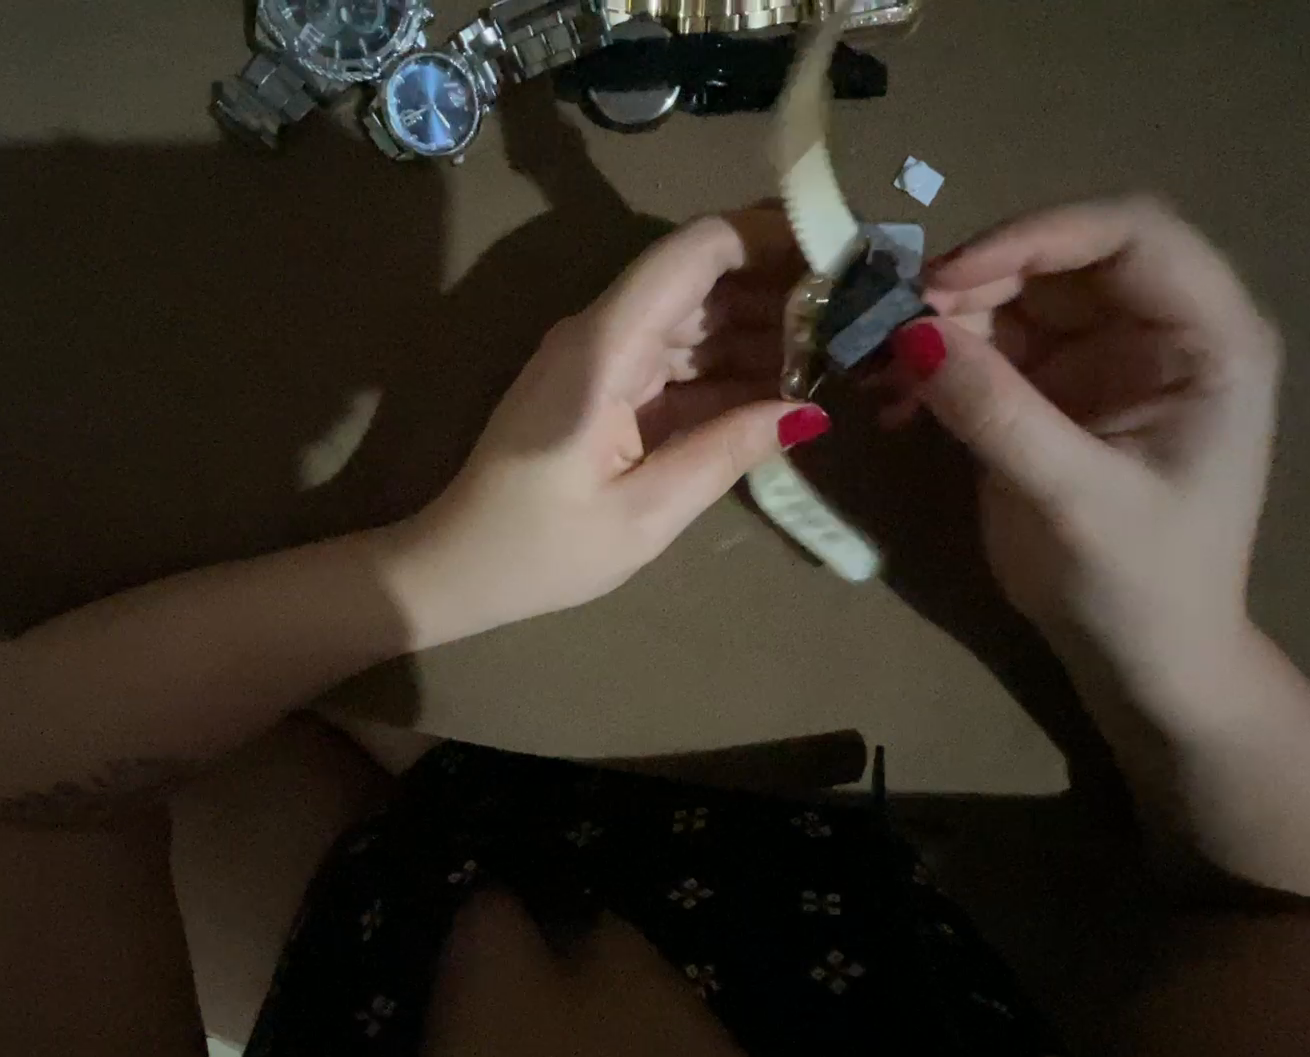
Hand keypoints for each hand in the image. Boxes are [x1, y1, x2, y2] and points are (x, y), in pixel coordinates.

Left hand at [387, 207, 830, 646]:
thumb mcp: (644, 513)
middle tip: (852, 320)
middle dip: (776, 288)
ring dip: (755, 331)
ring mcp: (597, 361)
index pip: (692, 252)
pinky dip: (722, 371)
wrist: (458, 567)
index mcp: (603, 349)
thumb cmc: (541, 550)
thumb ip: (724, 453)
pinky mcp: (599, 389)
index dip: (767, 237)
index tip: (838, 257)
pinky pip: (671, 362)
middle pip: (697, 279)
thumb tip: (804, 413)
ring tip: (829, 357)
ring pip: (690, 320)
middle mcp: (599, 335)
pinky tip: (775, 392)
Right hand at [875, 197, 1281, 689]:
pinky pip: (975, 354)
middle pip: (1052, 265)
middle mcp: (1148, 332)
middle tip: (890, 328)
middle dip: (967, 287)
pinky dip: (928, 367)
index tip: (943, 279)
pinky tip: (892, 402)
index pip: (1130, 237)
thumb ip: (995, 411)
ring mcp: (1088, 362)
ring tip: (876, 370)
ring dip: (935, 327)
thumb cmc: (1137, 579)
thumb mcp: (1071, 494)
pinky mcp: (1038, 396)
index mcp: (1205, 338)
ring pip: (1002, 305)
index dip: (1036, 237)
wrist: (1131, 649)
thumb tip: (909, 335)